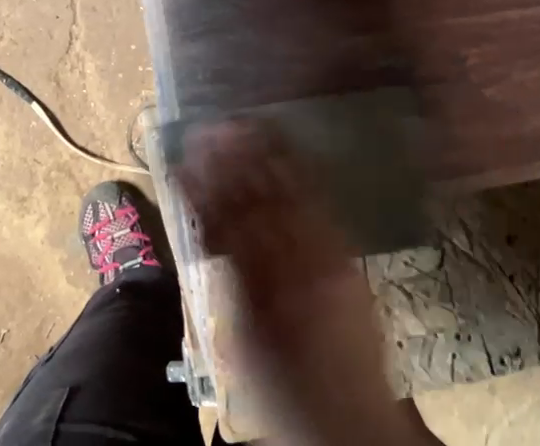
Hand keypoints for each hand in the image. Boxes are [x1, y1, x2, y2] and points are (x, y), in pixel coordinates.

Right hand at [178, 123, 435, 445]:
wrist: (354, 415)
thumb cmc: (286, 385)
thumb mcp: (244, 341)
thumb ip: (230, 279)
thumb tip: (209, 229)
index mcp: (269, 285)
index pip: (229, 220)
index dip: (205, 185)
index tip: (185, 157)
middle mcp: (303, 261)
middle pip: (262, 198)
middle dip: (234, 159)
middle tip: (211, 127)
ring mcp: (331, 252)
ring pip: (292, 193)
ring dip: (266, 155)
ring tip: (243, 124)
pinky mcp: (347, 253)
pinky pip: (321, 201)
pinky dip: (299, 171)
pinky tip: (285, 149)